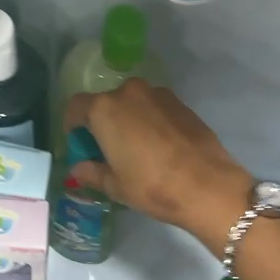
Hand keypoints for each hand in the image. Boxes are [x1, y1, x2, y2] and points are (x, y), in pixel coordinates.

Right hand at [63, 78, 255, 253]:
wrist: (206, 185)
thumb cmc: (152, 186)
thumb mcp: (116, 186)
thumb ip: (92, 173)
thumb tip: (78, 168)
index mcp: (105, 109)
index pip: (76, 107)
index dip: (73, 125)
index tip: (78, 142)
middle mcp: (129, 92)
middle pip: (106, 103)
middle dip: (102, 123)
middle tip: (108, 150)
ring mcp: (158, 94)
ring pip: (132, 103)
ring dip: (128, 120)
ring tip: (136, 150)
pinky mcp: (181, 103)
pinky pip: (154, 108)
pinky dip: (150, 122)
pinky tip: (159, 147)